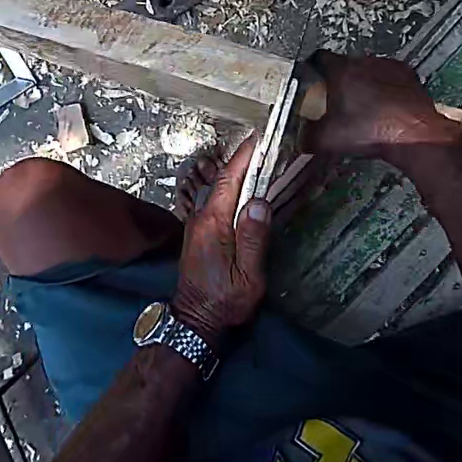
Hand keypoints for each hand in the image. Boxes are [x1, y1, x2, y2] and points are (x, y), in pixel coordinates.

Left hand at [172, 135, 273, 343]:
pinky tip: (245, 191)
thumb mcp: (247, 275)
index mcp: (213, 224)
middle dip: (243, 161)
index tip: (260, 139)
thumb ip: (253, 238)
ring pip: (218, 191)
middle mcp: (201, 219)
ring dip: (237, 174)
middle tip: (267, 146)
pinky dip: (231, 189)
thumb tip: (259, 202)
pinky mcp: (199, 234)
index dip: (244, 157)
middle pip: (222, 181)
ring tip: (260, 162)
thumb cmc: (224, 301)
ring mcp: (197, 226)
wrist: (195, 322)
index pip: (228, 180)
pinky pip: (216, 202)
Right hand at [305, 50, 461, 165]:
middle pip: (345, 64)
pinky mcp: (407, 74)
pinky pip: (389, 76)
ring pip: (368, 69)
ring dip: (364, 82)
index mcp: (341, 70)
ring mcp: (388, 66)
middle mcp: (365, 62)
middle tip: (338, 101)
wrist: (413, 135)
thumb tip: (300, 139)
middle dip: (340, 80)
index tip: (313, 79)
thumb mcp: (329, 140)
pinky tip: (384, 106)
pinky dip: (384, 87)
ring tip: (364, 106)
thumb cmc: (372, 132)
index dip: (314, 69)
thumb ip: (308, 137)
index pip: (319, 58)